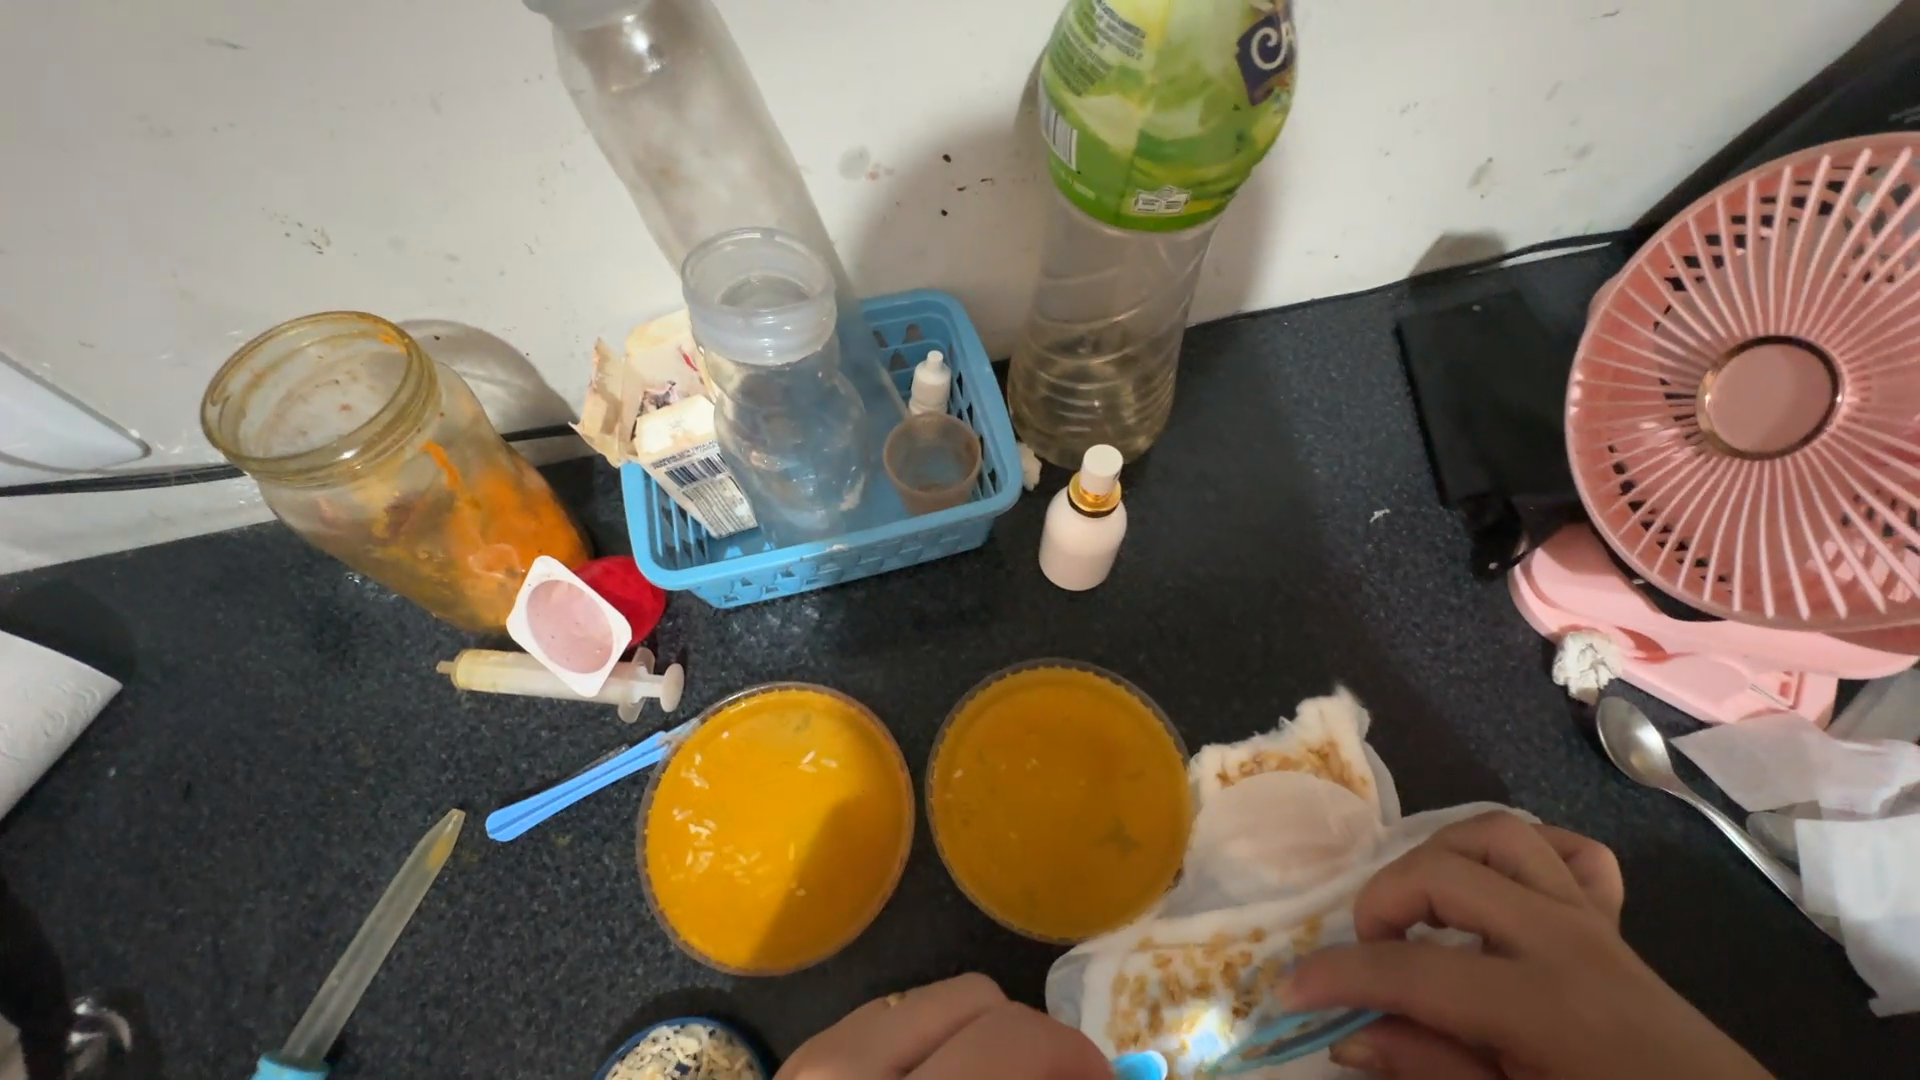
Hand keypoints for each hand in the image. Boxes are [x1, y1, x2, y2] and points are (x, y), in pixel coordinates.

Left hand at [776, 973, 1108, 1079]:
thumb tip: (1096, 1077)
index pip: (1010, 1040)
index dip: (1073, 1056)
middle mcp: (849, 1066)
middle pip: (977, 999)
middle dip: (1032, 1041)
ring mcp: (812, 1061)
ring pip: (932, 1000)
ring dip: (981, 1040)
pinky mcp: (796, 1063)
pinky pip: (887, 1023)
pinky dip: (931, 1048)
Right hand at [1283, 813, 1772, 1079]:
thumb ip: (1433, 1068)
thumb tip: (1346, 1036)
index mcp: (1553, 1007)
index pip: (1415, 970)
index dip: (1340, 976)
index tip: (1289, 990)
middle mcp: (1570, 942)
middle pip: (1443, 872)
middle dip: (1382, 901)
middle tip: (1367, 951)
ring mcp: (1596, 921)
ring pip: (1498, 833)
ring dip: (1440, 856)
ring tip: (1418, 908)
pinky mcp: (1612, 921)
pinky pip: (1567, 850)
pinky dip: (1518, 853)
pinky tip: (1492, 891)